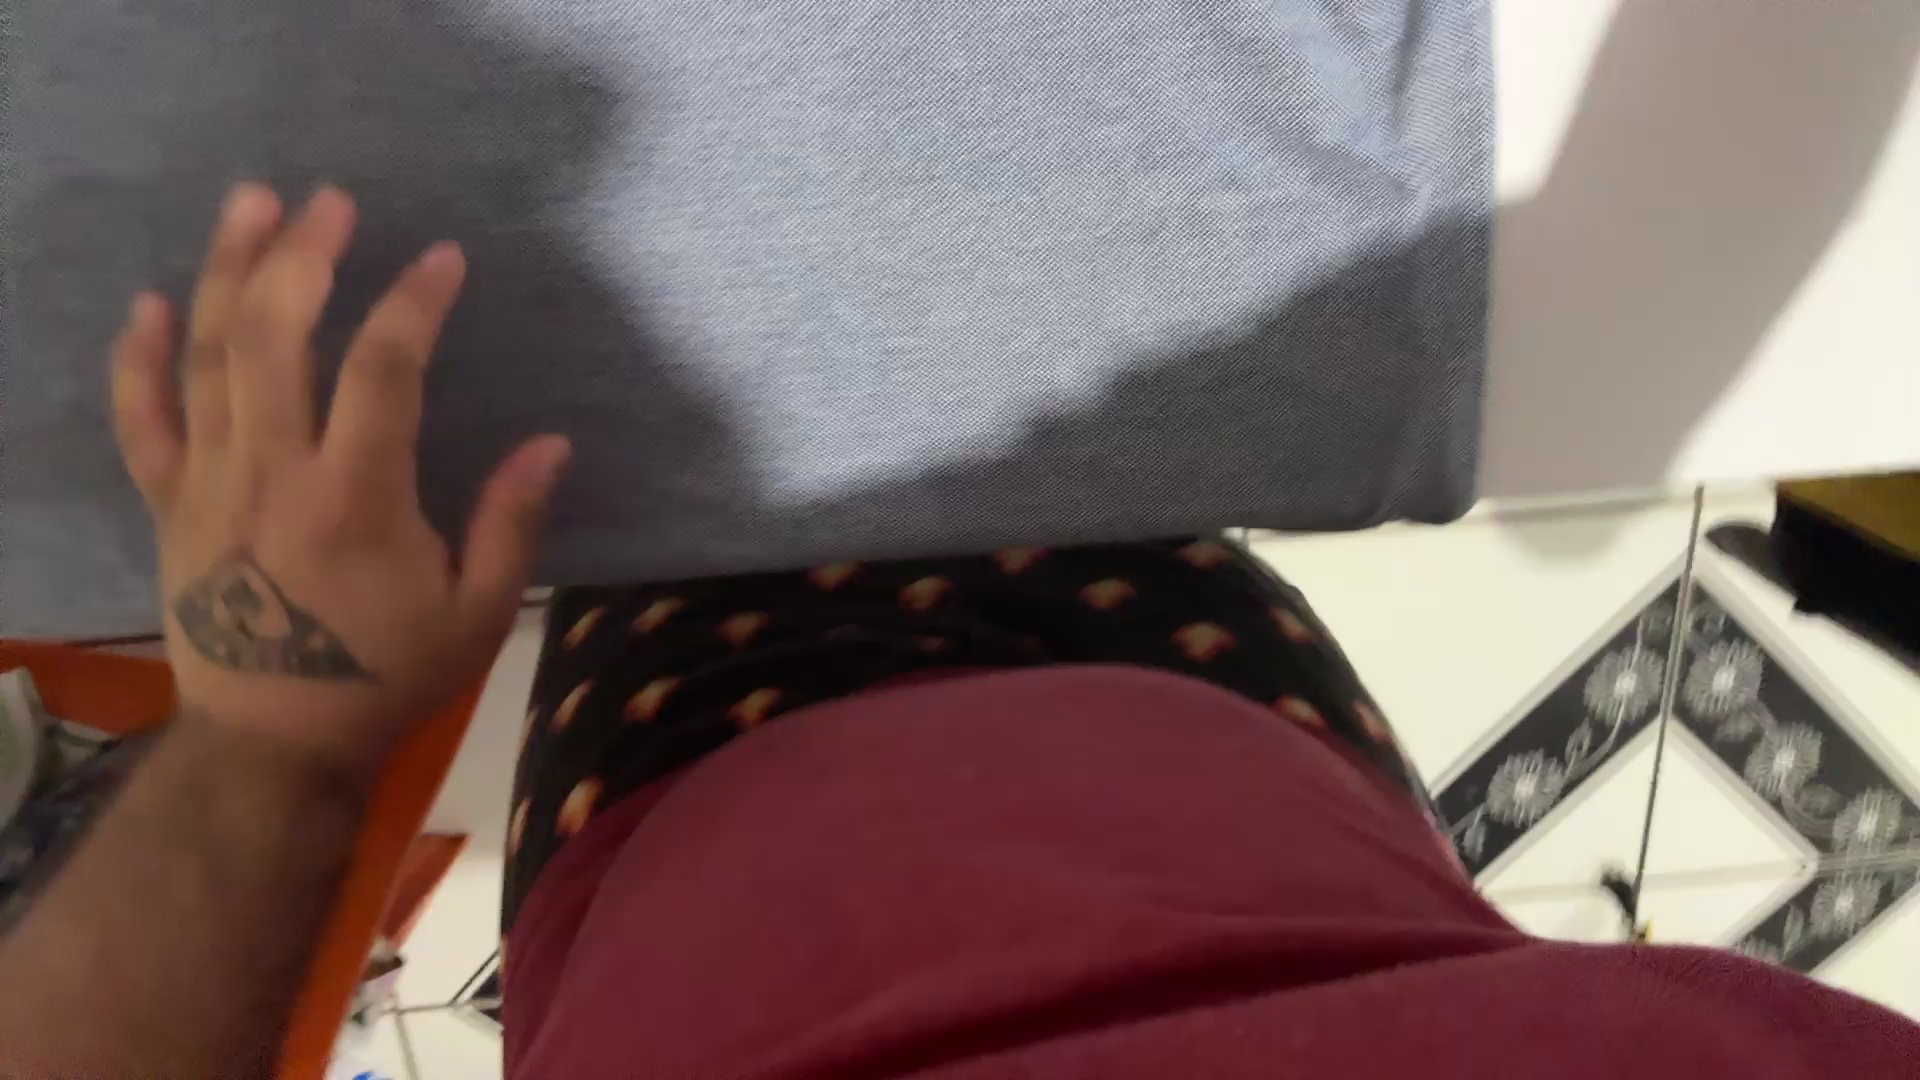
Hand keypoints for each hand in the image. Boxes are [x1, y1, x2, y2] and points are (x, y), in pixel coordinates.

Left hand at [109, 184, 570, 780]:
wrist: (279, 740)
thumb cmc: (396, 671)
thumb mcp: (485, 606)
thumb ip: (513, 519)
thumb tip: (553, 443)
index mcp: (358, 499)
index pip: (381, 373)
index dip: (412, 305)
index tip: (444, 258)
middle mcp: (272, 474)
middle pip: (274, 339)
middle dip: (303, 259)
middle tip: (332, 201)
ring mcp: (207, 485)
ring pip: (205, 358)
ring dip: (227, 274)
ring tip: (253, 206)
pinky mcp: (170, 507)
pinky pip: (144, 419)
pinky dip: (142, 358)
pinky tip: (154, 303)